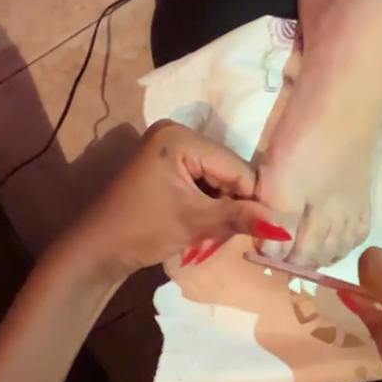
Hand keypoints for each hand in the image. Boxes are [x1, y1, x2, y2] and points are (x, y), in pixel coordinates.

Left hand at [59, 121, 290, 281]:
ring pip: (216, 177)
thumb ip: (239, 219)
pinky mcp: (164, 164)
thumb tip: (283, 229)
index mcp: (180, 136)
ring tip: (217, 231)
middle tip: (237, 234)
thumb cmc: (143, 229)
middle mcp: (175, 132)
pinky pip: (201, 180)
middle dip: (234, 202)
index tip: (264, 229)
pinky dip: (208, 203)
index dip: (251, 198)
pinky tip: (204, 223)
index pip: (236, 166)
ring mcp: (168, 148)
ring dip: (222, 205)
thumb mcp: (194, 222)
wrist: (97, 249)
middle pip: (227, 169)